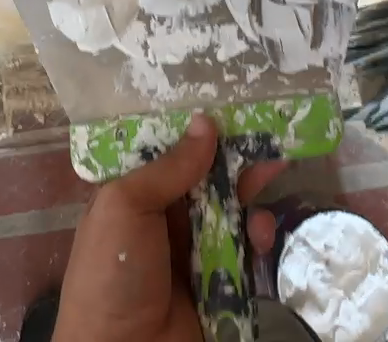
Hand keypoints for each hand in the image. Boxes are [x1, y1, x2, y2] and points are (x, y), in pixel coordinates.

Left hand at [54, 114, 286, 341]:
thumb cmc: (112, 273)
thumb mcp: (124, 208)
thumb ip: (168, 167)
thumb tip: (206, 122)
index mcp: (131, 195)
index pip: (166, 151)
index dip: (194, 129)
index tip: (226, 104)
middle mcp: (161, 217)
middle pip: (204, 175)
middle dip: (234, 153)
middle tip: (269, 129)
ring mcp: (191, 251)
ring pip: (228, 207)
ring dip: (251, 189)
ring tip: (275, 168)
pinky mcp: (218, 282)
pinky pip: (243, 248)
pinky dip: (256, 235)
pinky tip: (261, 231)